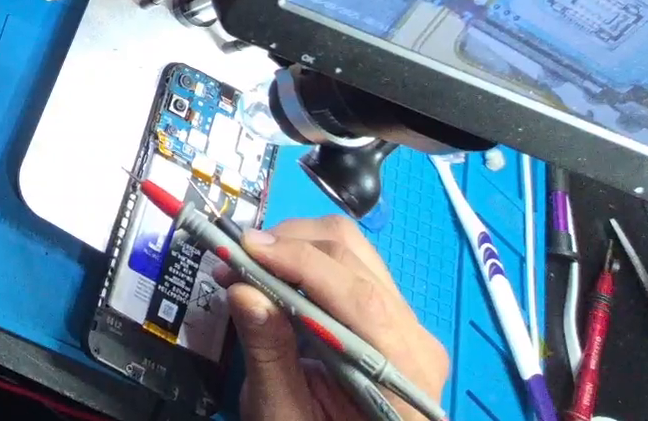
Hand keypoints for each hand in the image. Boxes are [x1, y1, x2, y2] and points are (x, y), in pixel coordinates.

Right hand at [224, 217, 448, 420]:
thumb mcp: (284, 418)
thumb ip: (269, 355)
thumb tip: (242, 290)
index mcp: (403, 374)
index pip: (359, 297)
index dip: (300, 262)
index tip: (244, 248)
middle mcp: (415, 338)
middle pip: (351, 257)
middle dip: (286, 247)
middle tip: (233, 261)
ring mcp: (405, 322)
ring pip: (348, 246)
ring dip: (292, 244)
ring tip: (250, 266)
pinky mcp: (386, 313)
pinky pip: (345, 261)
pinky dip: (301, 255)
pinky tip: (273, 275)